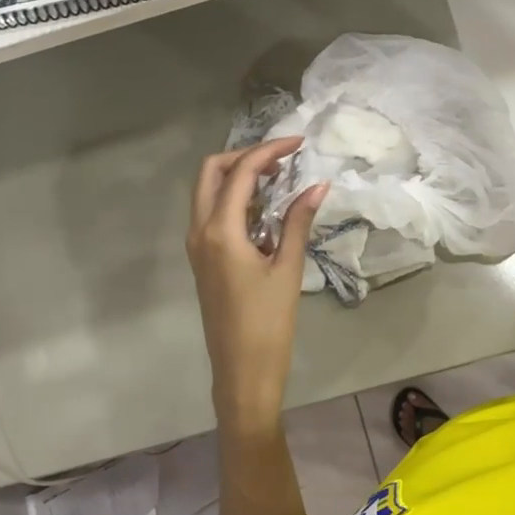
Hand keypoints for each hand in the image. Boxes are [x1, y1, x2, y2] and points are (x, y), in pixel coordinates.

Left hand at [187, 137, 328, 424]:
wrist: (242, 370)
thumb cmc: (268, 323)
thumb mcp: (288, 269)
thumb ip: (298, 222)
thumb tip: (317, 185)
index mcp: (219, 231)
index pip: (240, 173)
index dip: (270, 151)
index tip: (299, 143)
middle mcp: (200, 231)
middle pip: (211, 173)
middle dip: (245, 157)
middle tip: (282, 159)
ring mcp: (197, 246)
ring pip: (208, 193)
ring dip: (238, 178)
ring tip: (279, 180)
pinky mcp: (203, 260)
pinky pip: (212, 215)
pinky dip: (235, 201)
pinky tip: (266, 211)